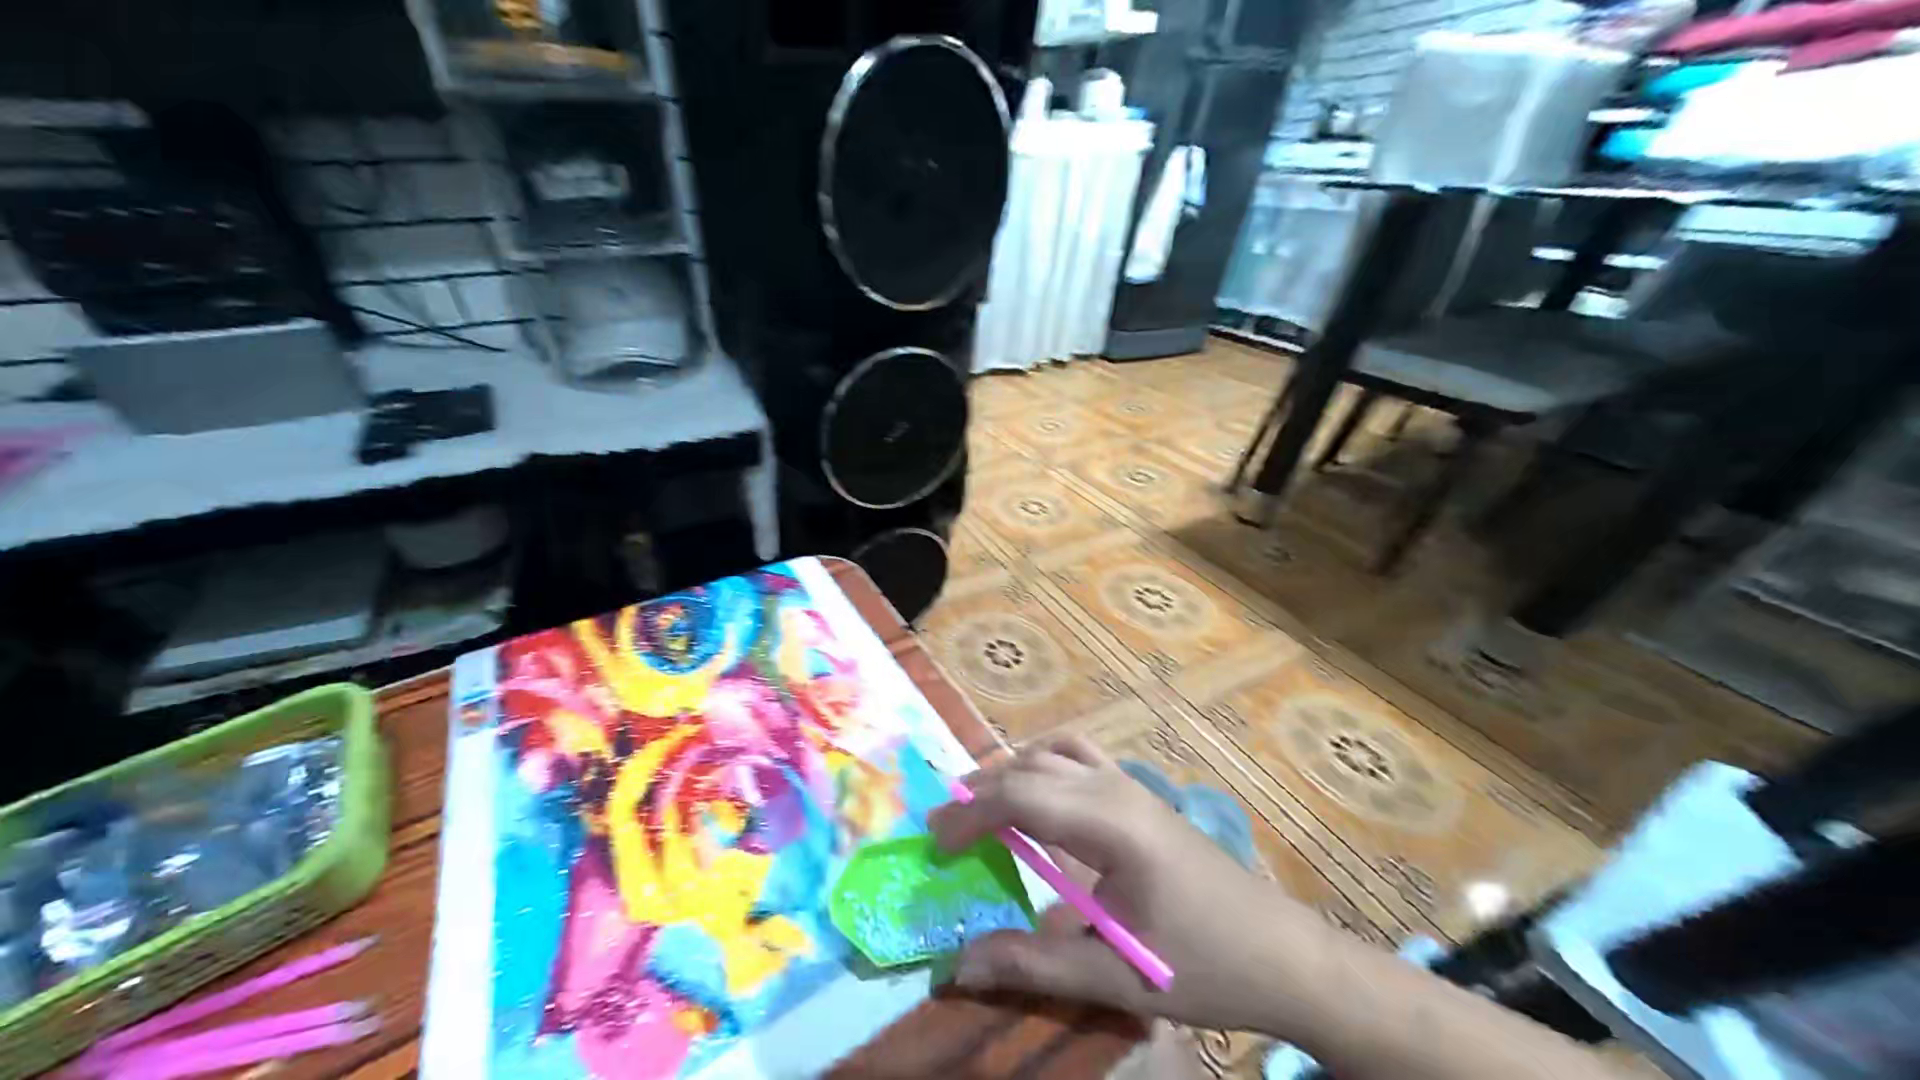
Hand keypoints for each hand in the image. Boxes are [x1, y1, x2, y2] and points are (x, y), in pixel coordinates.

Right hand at [928, 736, 1348, 1033]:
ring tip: (978, 812)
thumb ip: (1032, 965)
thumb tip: (958, 963)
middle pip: (1028, 768)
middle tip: (943, 835)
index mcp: (1109, 823)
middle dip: (978, 795)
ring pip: (1050, 753)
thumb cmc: (1204, 965)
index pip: (1019, 796)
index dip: (968, 815)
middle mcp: (1115, 787)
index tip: (934, 845)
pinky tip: (1035, 794)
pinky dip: (1042, 763)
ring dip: (1007, 774)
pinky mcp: (1138, 792)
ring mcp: (1129, 783)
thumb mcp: (1114, 976)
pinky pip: (1078, 755)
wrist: (1283, 953)